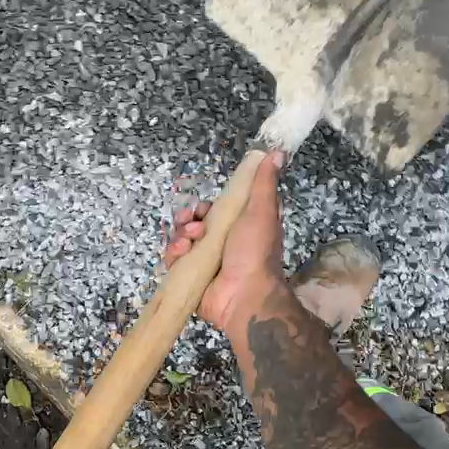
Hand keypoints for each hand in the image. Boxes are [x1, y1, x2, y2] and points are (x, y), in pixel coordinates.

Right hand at [161, 149, 290, 333]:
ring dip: (181, 235)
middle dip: (189, 219)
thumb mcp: (262, 210)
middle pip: (193, 224)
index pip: (215, 212)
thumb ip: (263, 183)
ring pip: (180, 240)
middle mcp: (221, 245)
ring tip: (189, 241)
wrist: (244, 295)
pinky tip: (182, 253)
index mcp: (239, 229)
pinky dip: (174, 254)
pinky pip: (173, 261)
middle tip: (193, 223)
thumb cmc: (255, 251)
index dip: (206, 207)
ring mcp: (204, 263)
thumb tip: (275, 153)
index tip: (204, 207)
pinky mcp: (189, 278)